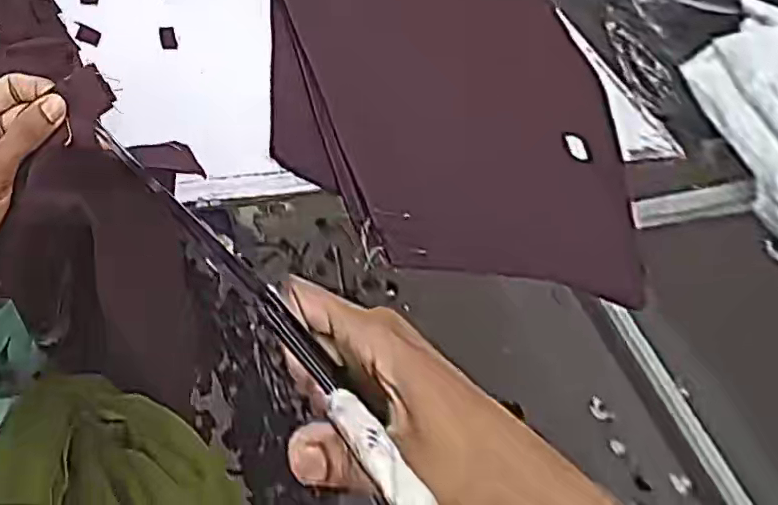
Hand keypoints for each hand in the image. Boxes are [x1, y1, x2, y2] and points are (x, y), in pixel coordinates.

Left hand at [0, 74, 66, 306]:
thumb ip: (28, 131)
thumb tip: (56, 102)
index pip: (9, 86)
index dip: (38, 89)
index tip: (66, 101)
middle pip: (23, 109)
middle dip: (49, 114)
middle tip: (77, 125)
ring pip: (30, 135)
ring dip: (50, 139)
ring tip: (74, 144)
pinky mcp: (4, 179)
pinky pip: (30, 158)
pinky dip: (46, 159)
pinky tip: (64, 163)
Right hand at [281, 277, 617, 504]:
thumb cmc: (499, 481)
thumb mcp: (402, 469)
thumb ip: (337, 453)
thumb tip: (295, 447)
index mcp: (379, 333)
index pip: (298, 296)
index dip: (278, 325)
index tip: (280, 363)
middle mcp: (388, 337)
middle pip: (311, 335)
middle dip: (306, 376)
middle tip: (331, 421)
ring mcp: (399, 359)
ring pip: (333, 364)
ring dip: (332, 401)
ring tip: (361, 440)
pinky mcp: (409, 383)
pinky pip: (357, 382)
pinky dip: (353, 411)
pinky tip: (375, 444)